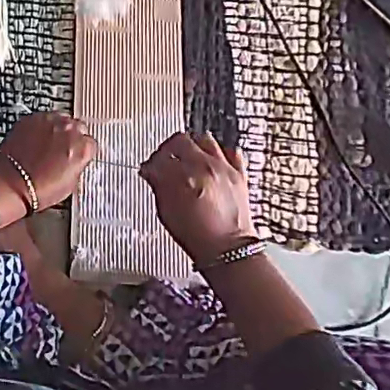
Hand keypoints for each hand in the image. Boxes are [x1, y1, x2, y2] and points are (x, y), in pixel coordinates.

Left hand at [0, 112, 100, 211]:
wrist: (13, 182)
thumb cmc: (39, 187)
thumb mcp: (71, 183)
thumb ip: (78, 164)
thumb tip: (75, 160)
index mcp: (83, 147)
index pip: (90, 143)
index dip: (81, 150)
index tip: (74, 155)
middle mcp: (69, 129)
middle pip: (77, 126)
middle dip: (70, 137)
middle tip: (60, 149)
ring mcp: (50, 121)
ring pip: (59, 119)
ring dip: (55, 129)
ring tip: (46, 144)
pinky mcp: (31, 118)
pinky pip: (41, 119)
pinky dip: (39, 127)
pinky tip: (33, 140)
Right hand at [139, 131, 255, 261]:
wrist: (227, 249)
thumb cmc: (198, 235)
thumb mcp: (166, 212)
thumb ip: (158, 186)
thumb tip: (152, 172)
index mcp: (182, 177)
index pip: (159, 158)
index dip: (151, 163)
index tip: (150, 169)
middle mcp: (204, 167)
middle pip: (180, 141)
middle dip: (168, 149)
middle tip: (165, 158)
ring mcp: (223, 169)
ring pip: (205, 140)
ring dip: (193, 146)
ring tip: (188, 156)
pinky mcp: (239, 174)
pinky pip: (231, 152)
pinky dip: (219, 153)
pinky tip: (213, 161)